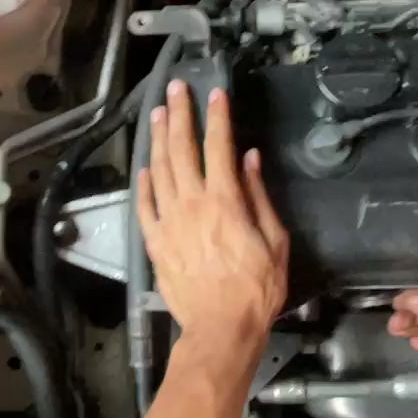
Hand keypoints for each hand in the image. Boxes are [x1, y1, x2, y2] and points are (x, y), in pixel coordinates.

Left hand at [137, 80, 288, 364]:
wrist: (220, 328)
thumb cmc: (255, 288)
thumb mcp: (274, 241)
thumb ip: (258, 196)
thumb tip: (249, 160)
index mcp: (224, 201)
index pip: (218, 146)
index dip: (216, 116)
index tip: (214, 93)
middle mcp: (191, 204)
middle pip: (181, 149)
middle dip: (178, 115)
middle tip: (175, 89)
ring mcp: (168, 222)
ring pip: (159, 170)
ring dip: (157, 139)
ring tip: (157, 114)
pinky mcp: (154, 242)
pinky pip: (144, 205)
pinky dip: (144, 183)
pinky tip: (144, 167)